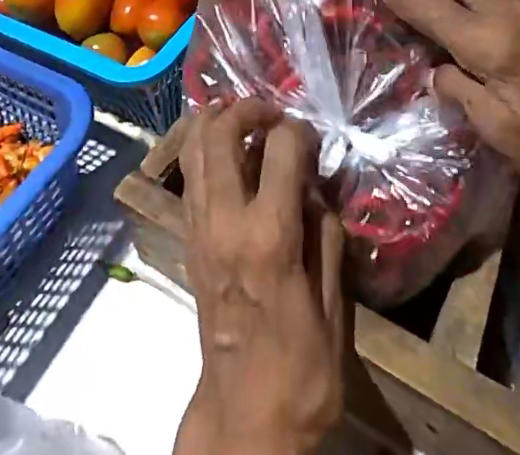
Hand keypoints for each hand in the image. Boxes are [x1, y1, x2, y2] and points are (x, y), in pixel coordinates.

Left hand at [175, 100, 344, 454]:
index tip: (310, 134)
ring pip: (192, 150)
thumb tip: (313, 189)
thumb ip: (324, 235)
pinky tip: (221, 150)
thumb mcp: (333, 304)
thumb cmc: (302, 366)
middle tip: (268, 110)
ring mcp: (198, 226)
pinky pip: (188, 176)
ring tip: (238, 115)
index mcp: (269, 235)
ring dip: (212, 122)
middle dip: (244, 110)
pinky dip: (200, 149)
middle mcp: (224, 219)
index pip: (279, 152)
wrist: (245, 409)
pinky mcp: (186, 237)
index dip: (298, 131)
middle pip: (218, 135)